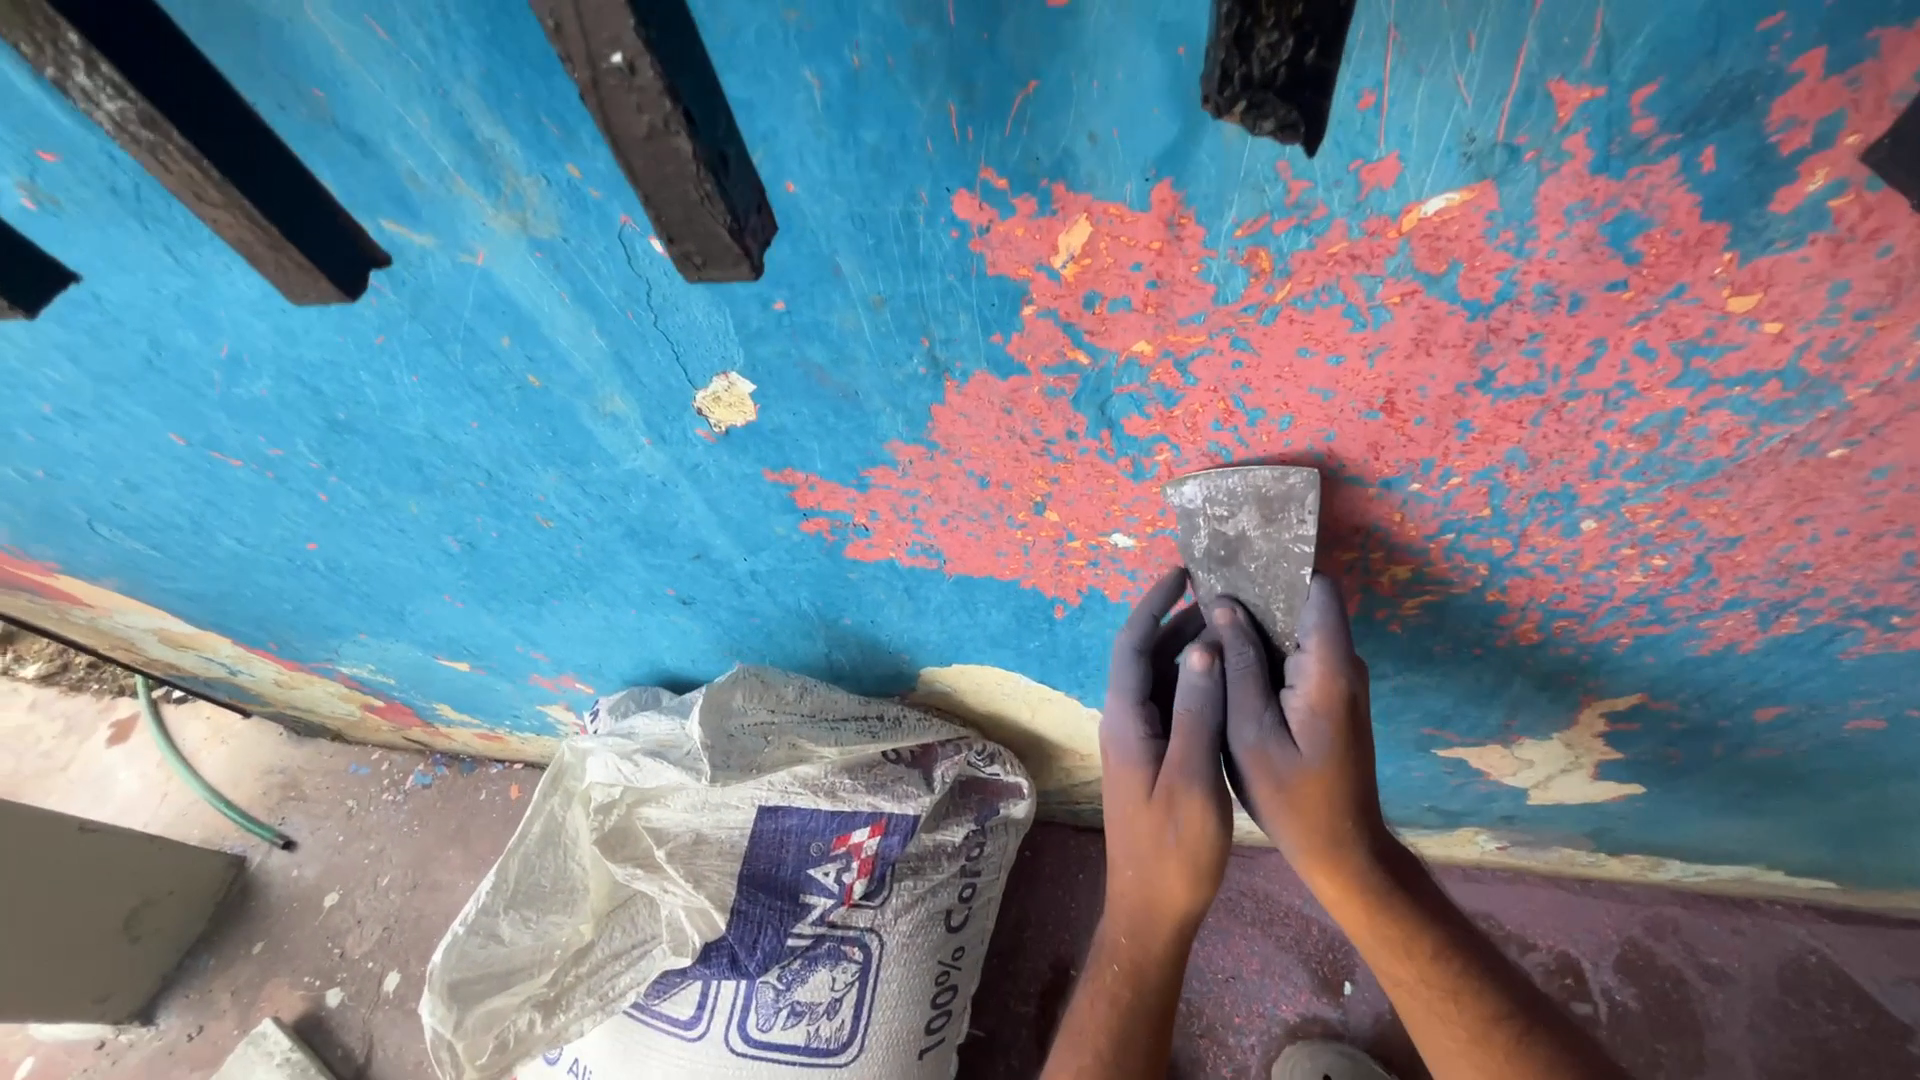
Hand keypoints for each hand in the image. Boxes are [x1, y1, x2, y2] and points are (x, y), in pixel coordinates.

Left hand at [1098, 567, 1232, 938]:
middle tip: (1221, 596)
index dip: (1154, 605)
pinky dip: (1196, 684)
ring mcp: (1138, 740)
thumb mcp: (1191, 775)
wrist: (1152, 905)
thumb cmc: (1174, 847)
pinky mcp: (1154, 757)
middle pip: (1146, 656)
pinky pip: (1172, 704)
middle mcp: (1125, 721)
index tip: (1182, 573)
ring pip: (1160, 679)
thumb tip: (1202, 647)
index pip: (1131, 645)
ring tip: (1231, 626)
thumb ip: (1196, 709)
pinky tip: (1228, 679)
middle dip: (1177, 622)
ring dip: (1188, 651)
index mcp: (1125, 719)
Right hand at [1208, 573, 1393, 886]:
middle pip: (1304, 604)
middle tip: (1202, 593)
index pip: (1318, 588)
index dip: (1279, 568)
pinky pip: (1297, 653)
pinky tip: (1227, 657)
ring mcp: (1340, 680)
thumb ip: (1238, 663)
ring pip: (1297, 628)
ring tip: (1206, 621)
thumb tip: (1224, 604)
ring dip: (1257, 623)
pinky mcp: (1331, 695)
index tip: (1233, 563)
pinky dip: (1265, 649)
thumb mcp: (1249, 730)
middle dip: (1256, 593)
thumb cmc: (1291, 796)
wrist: (1340, 848)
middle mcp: (1343, 664)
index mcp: (1328, 667)